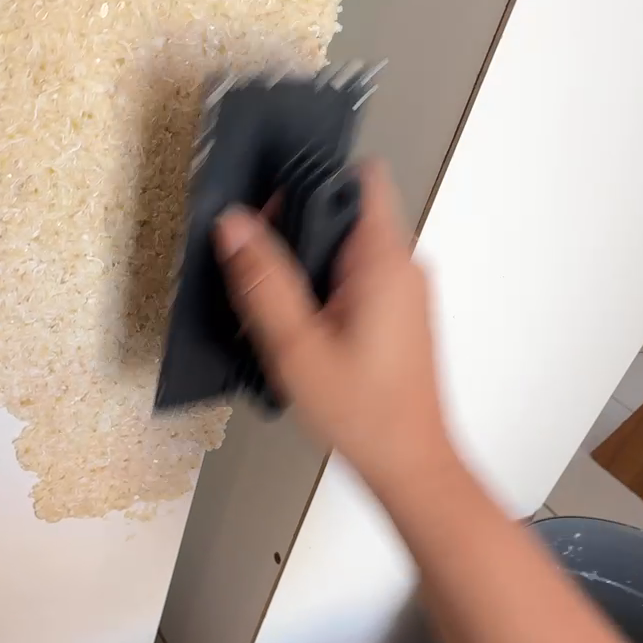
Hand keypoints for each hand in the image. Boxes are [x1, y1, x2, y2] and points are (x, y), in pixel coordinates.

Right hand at [214, 158, 454, 494]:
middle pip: (345, 213)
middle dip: (297, 233)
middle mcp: (404, 265)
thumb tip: (232, 225)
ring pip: (347, 249)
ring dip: (308, 268)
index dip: (309, 183)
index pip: (358, 178)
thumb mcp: (296, 346)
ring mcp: (405, 291)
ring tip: (281, 312)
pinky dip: (326, 291)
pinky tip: (305, 333)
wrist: (409, 464)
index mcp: (384, 259)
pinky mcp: (400, 314)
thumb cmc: (363, 412)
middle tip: (262, 277)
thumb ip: (263, 281)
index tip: (273, 215)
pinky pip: (358, 279)